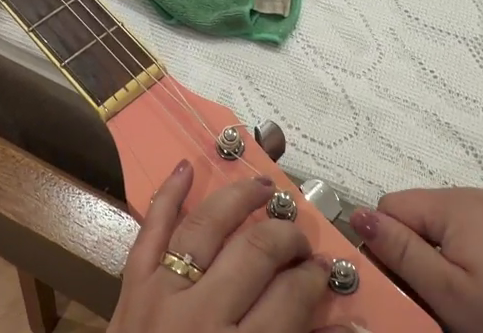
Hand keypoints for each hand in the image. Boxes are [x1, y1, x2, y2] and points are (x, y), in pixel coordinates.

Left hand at [108, 160, 332, 332]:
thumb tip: (352, 327)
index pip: (291, 298)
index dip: (315, 280)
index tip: (326, 272)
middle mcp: (201, 317)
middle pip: (254, 253)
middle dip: (286, 238)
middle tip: (300, 239)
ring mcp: (161, 295)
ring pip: (205, 228)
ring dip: (237, 200)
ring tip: (263, 189)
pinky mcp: (130, 288)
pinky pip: (149, 232)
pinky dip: (166, 196)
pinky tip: (185, 166)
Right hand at [351, 188, 482, 332]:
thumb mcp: (446, 292)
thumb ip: (400, 251)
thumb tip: (356, 214)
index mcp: (456, 203)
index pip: (391, 206)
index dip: (386, 245)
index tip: (400, 283)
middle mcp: (474, 196)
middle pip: (413, 215)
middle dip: (410, 254)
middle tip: (430, 298)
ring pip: (435, 228)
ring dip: (432, 261)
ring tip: (453, 300)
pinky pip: (461, 234)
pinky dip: (456, 260)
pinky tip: (475, 293)